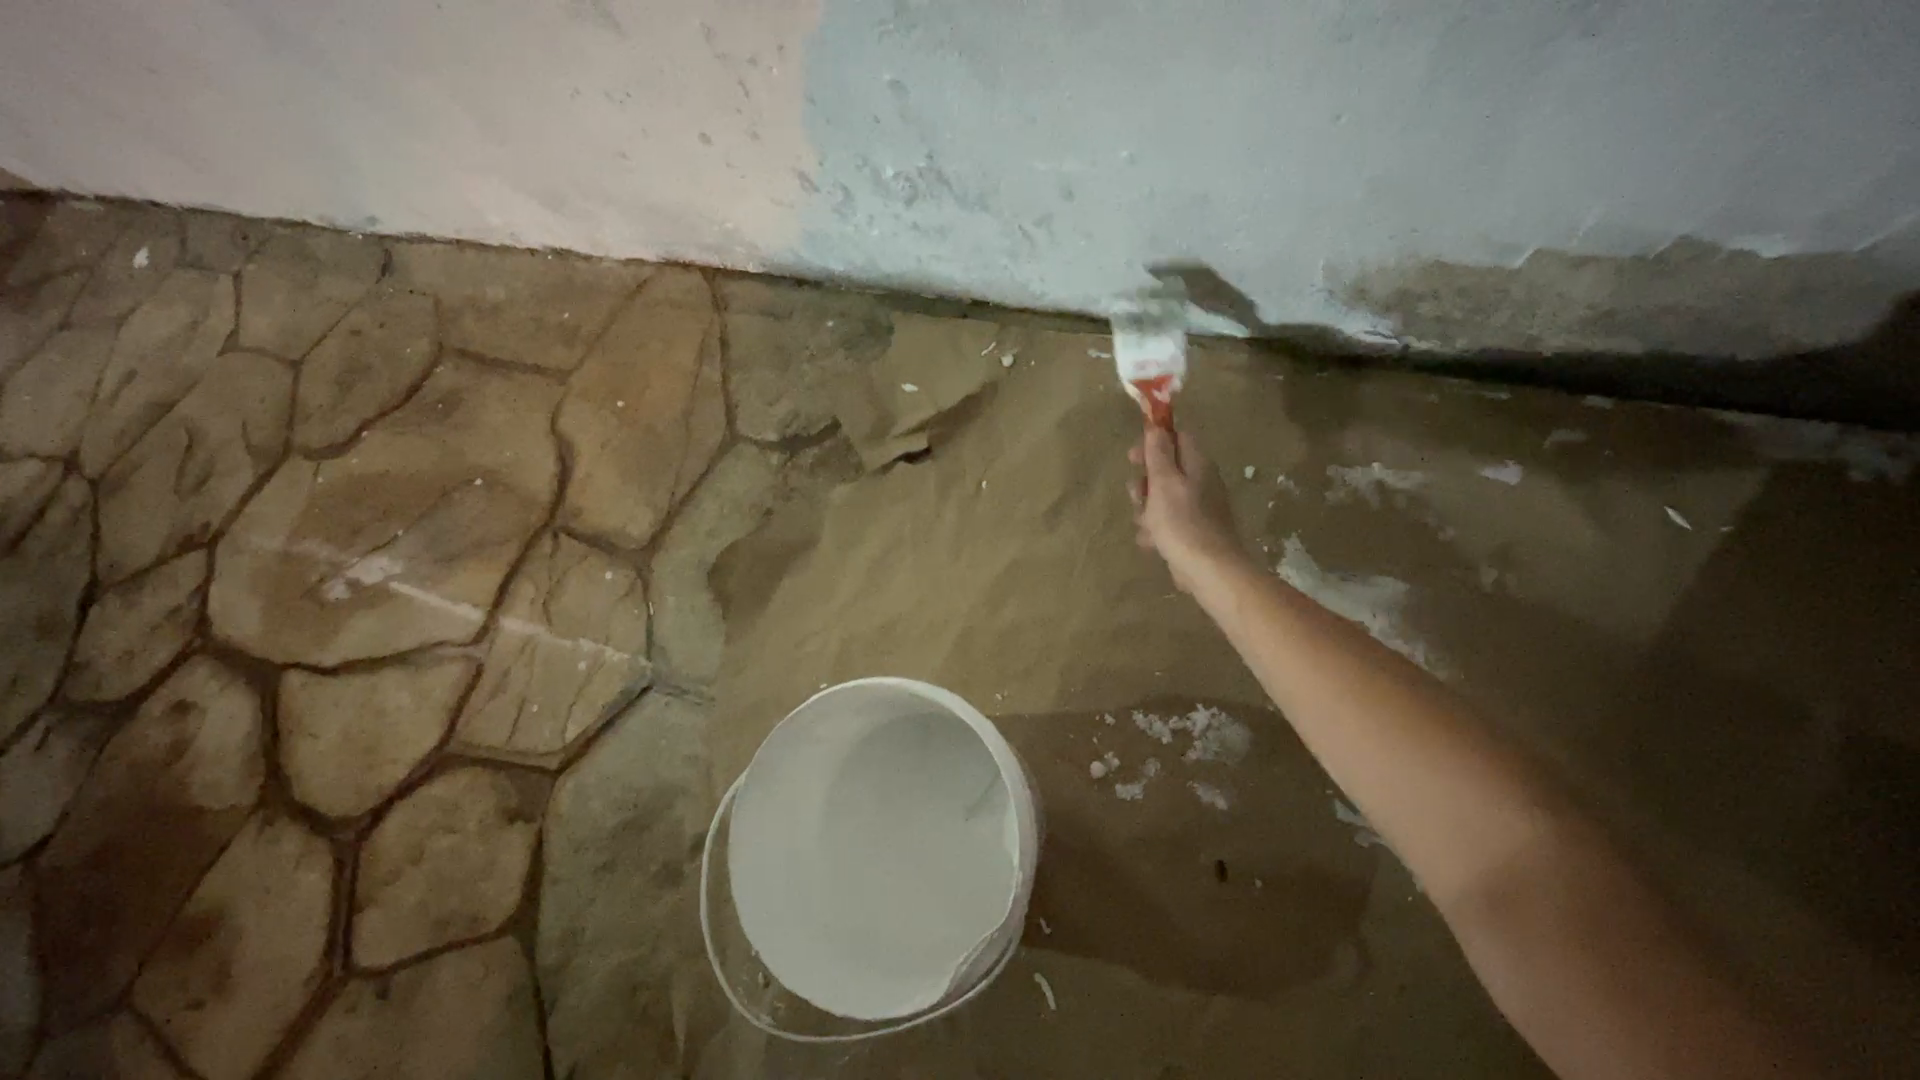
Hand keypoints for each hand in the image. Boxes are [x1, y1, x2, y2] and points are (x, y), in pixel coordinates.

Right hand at [1128, 424, 1246, 592]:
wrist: (1208, 569)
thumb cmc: (1182, 522)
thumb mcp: (1164, 482)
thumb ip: (1158, 453)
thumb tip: (1156, 425)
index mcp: (1198, 465)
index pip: (1178, 438)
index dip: (1154, 442)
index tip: (1133, 457)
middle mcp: (1200, 482)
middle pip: (1166, 470)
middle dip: (1145, 483)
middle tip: (1137, 495)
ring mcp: (1198, 509)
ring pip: (1162, 499)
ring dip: (1146, 510)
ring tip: (1145, 525)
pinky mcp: (1192, 532)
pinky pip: (1167, 523)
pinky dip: (1156, 530)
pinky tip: (1152, 542)